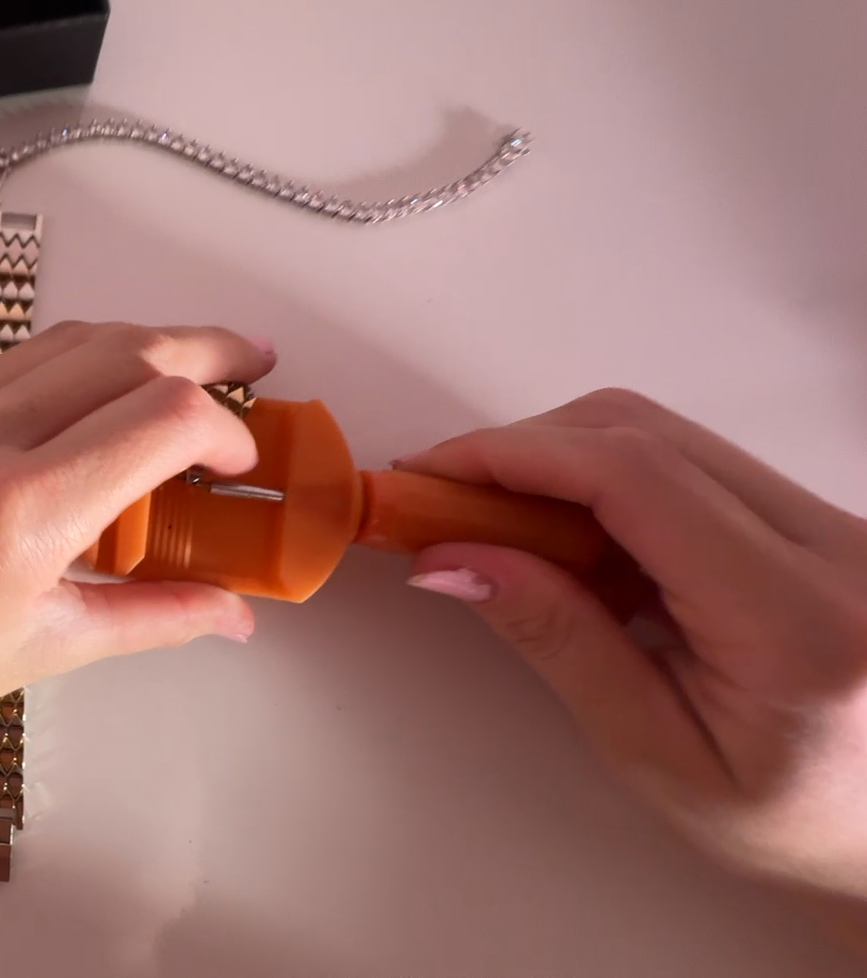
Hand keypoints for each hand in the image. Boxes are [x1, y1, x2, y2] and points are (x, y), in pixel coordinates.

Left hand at [0, 321, 274, 772]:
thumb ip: (150, 618)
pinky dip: (80, 358)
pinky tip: (104, 389)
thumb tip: (235, 610)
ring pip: (70, 338)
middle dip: (206, 350)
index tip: (239, 466)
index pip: (161, 415)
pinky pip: (18, 360)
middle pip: (125, 350)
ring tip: (191, 369)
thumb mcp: (36, 652)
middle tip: (255, 366)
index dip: (226, 428)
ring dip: (143, 343)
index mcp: (18, 514)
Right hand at [398, 389, 866, 903]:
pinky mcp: (814, 520)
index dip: (510, 453)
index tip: (425, 473)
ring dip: (550, 458)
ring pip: (656, 433)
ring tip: (494, 520)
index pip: (632, 477)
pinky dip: (591, 477)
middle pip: (639, 431)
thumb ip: (551, 638)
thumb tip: (443, 557)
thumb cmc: (783, 820)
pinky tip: (564, 535)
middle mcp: (839, 547)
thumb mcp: (649, 747)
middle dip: (517, 448)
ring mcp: (836, 524)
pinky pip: (678, 460)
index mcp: (797, 618)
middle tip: (442, 496)